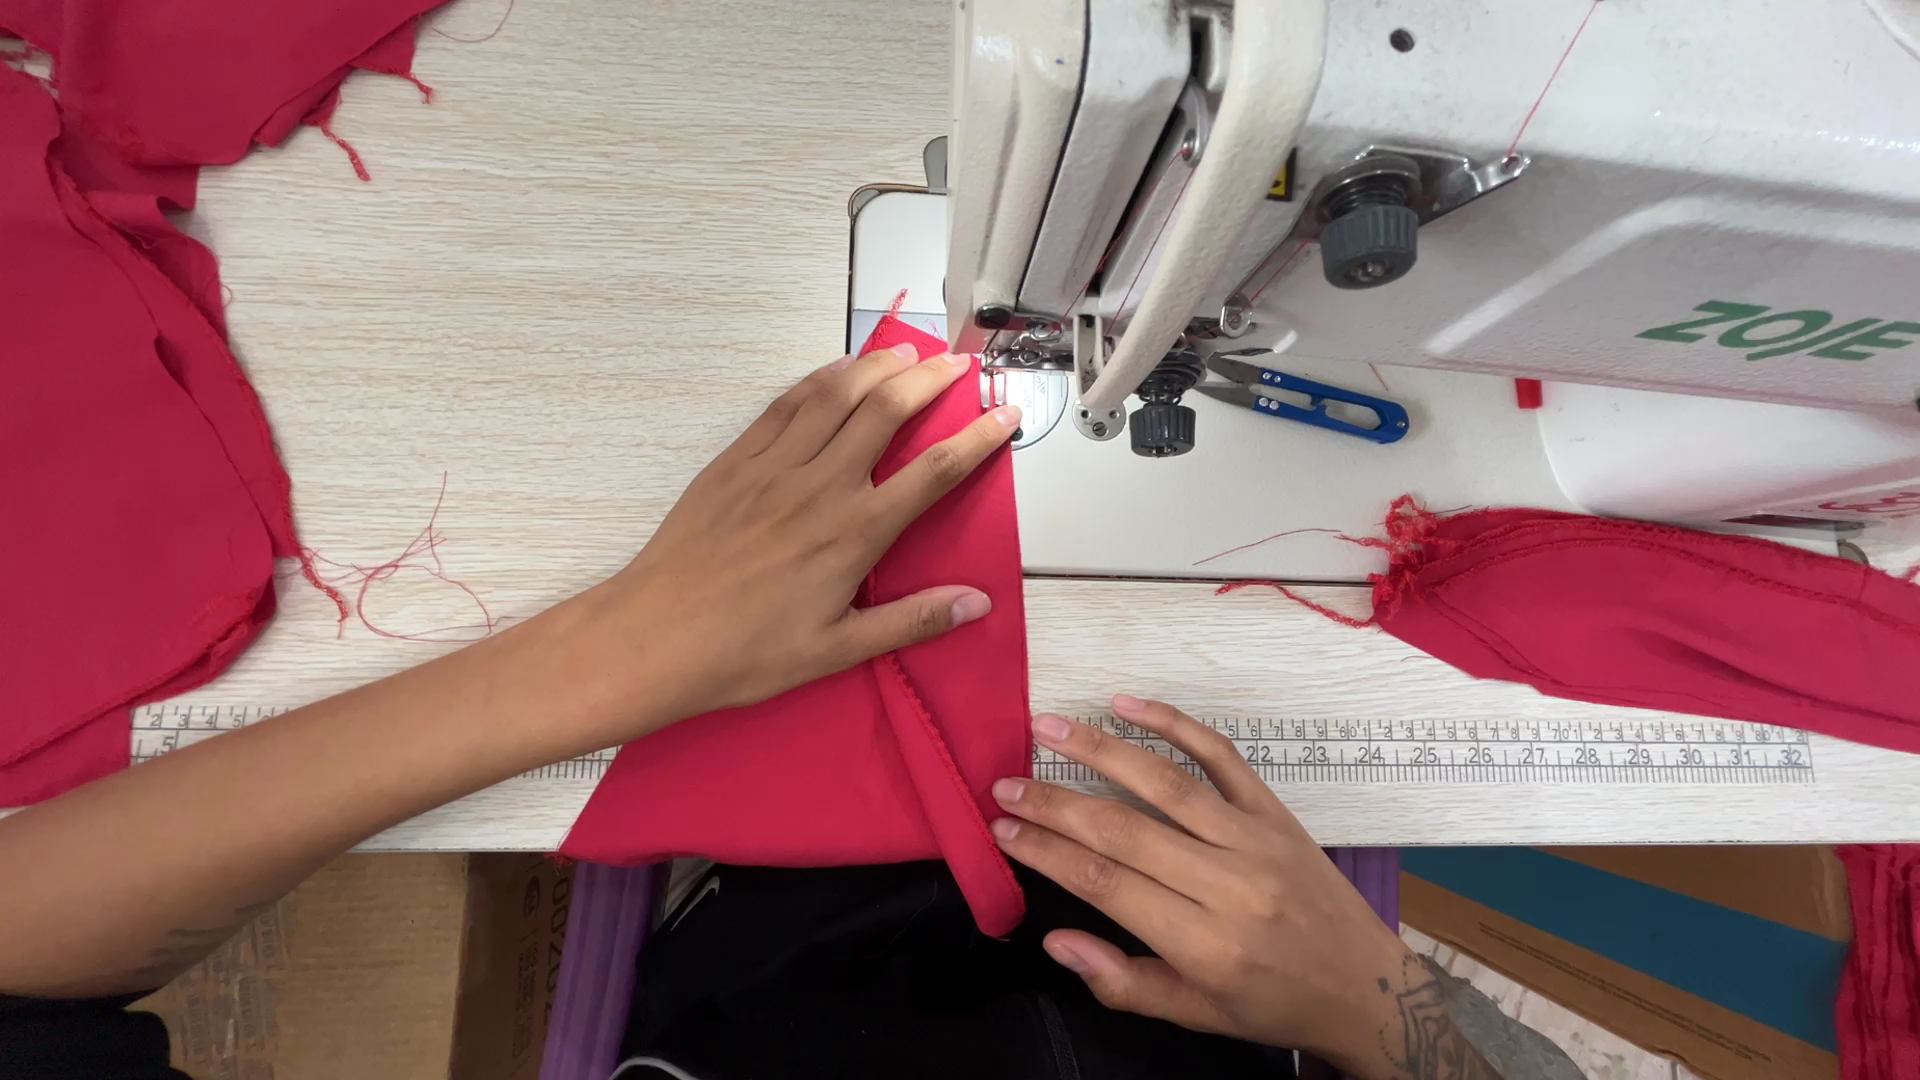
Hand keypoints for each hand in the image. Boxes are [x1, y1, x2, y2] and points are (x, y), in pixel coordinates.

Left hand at [576, 342, 1018, 737]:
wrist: (655, 636)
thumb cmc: (748, 652)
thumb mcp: (839, 649)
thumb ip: (912, 621)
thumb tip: (976, 603)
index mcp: (855, 532)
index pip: (935, 472)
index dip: (978, 439)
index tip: (1004, 415)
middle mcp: (822, 485)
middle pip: (887, 411)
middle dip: (930, 379)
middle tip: (957, 363)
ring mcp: (776, 465)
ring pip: (836, 394)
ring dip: (877, 366)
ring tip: (906, 352)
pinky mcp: (737, 459)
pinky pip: (786, 404)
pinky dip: (819, 378)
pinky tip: (836, 369)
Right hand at [988, 697, 1420, 1077]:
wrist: (1367, 987)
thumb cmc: (1271, 1003)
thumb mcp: (1195, 1015)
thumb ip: (1121, 981)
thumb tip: (1053, 939)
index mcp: (1204, 943)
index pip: (1106, 884)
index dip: (1046, 852)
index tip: (1002, 827)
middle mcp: (1227, 883)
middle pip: (1123, 828)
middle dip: (1054, 803)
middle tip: (1005, 783)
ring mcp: (1253, 836)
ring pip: (1164, 782)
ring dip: (1099, 749)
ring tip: (1048, 727)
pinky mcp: (1272, 807)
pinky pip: (1219, 754)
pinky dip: (1173, 722)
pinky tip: (1127, 702)